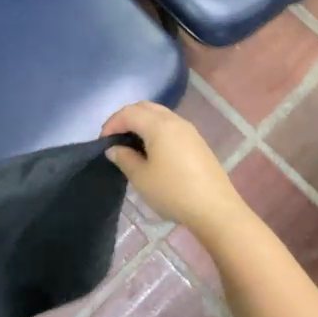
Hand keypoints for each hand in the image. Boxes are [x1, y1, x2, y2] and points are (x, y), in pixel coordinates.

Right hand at [102, 102, 251, 238]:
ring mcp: (189, 130)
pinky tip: (153, 151)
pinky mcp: (198, 142)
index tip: (103, 142)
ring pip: (160, 115)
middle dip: (126, 118)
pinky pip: (171, 126)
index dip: (112, 124)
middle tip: (115, 138)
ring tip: (132, 145)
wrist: (215, 209)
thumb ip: (124, 158)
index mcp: (159, 125)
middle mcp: (175, 121)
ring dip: (142, 123)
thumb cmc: (173, 192)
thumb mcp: (141, 178)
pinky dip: (156, 130)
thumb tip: (114, 148)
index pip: (129, 113)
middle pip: (145, 107)